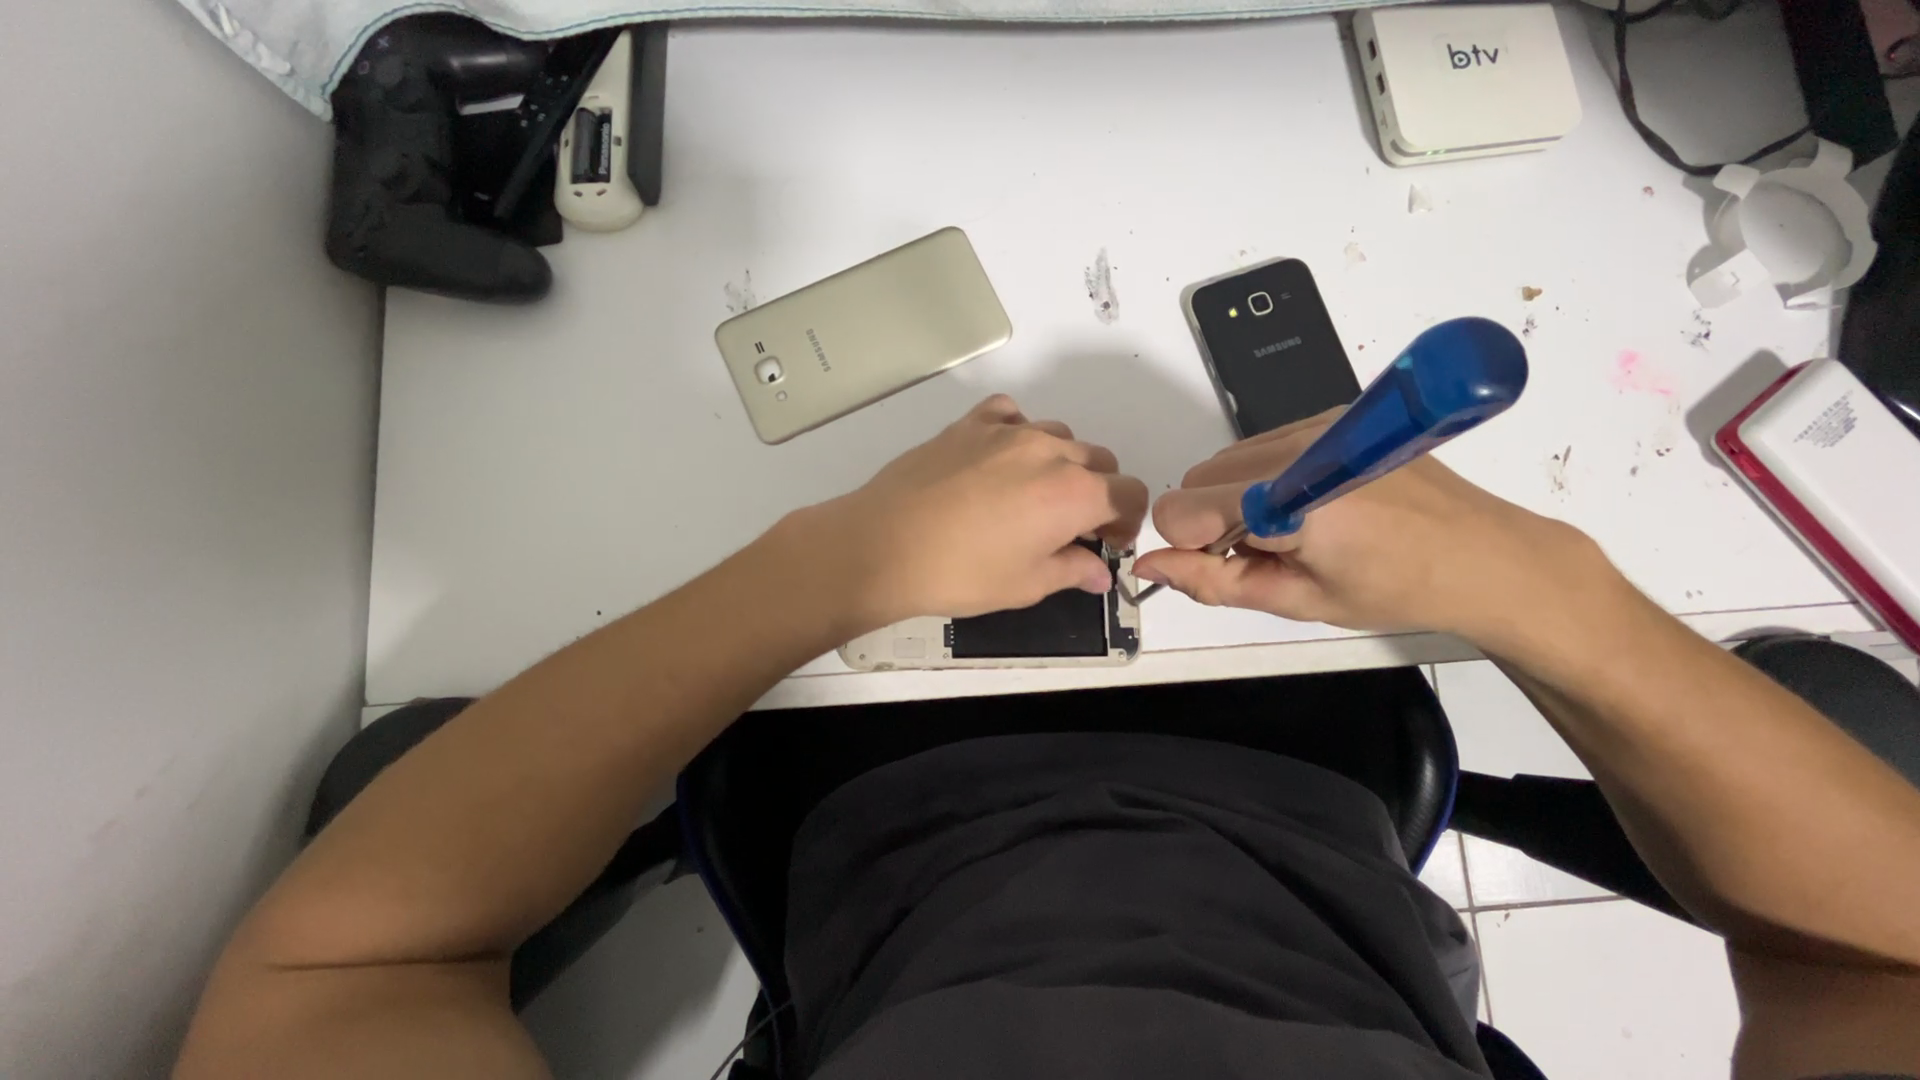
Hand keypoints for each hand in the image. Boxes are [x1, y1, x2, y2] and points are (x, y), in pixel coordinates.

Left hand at [787, 395, 1149, 628]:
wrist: (884, 545)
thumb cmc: (962, 573)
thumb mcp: (1026, 585)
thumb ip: (1073, 571)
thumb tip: (1099, 572)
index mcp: (1075, 492)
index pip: (1130, 493)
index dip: (1126, 521)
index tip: (1105, 543)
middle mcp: (1049, 451)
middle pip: (1100, 460)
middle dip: (1098, 492)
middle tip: (1071, 526)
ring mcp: (1007, 431)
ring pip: (1059, 436)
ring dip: (1061, 463)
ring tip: (1032, 496)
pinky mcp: (969, 424)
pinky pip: (1011, 414)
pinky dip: (1018, 432)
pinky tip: (1000, 460)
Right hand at [1133, 409, 1609, 643]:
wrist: (1483, 555)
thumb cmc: (1394, 590)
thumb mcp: (1297, 600)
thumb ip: (1212, 582)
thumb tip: (1148, 566)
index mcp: (1289, 499)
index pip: (1181, 508)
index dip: (1189, 545)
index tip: (1228, 567)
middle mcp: (1295, 448)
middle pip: (1197, 478)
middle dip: (1211, 520)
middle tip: (1266, 554)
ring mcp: (1314, 425)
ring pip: (1224, 461)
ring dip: (1234, 498)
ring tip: (1292, 531)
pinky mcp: (1330, 417)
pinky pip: (1259, 445)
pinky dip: (1260, 477)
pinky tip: (1308, 503)